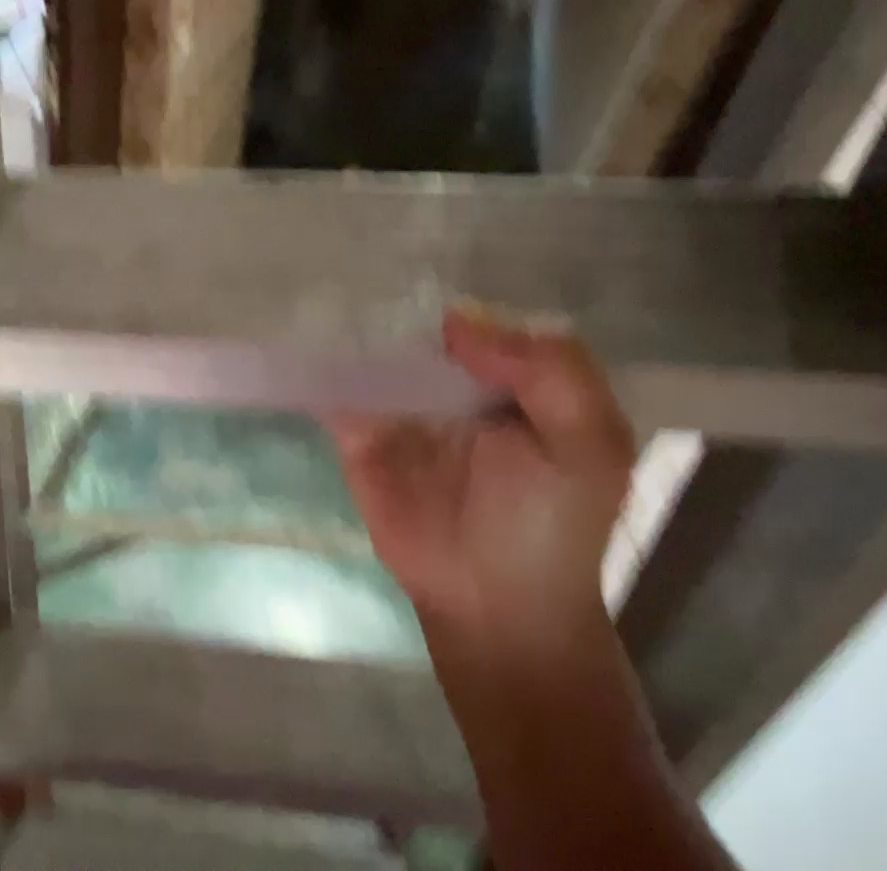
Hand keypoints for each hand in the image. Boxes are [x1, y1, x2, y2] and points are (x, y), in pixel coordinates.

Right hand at [326, 307, 636, 640]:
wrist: (493, 604)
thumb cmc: (551, 525)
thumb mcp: (590, 445)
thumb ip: (553, 373)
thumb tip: (461, 322)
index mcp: (514, 377)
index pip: (484, 321)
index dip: (464, 311)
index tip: (440, 304)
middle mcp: (453, 382)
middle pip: (420, 325)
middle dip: (395, 302)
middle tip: (362, 283)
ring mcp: (400, 406)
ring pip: (372, 349)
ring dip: (349, 326)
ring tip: (317, 297)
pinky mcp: (356, 436)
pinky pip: (334, 392)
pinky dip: (315, 369)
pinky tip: (297, 348)